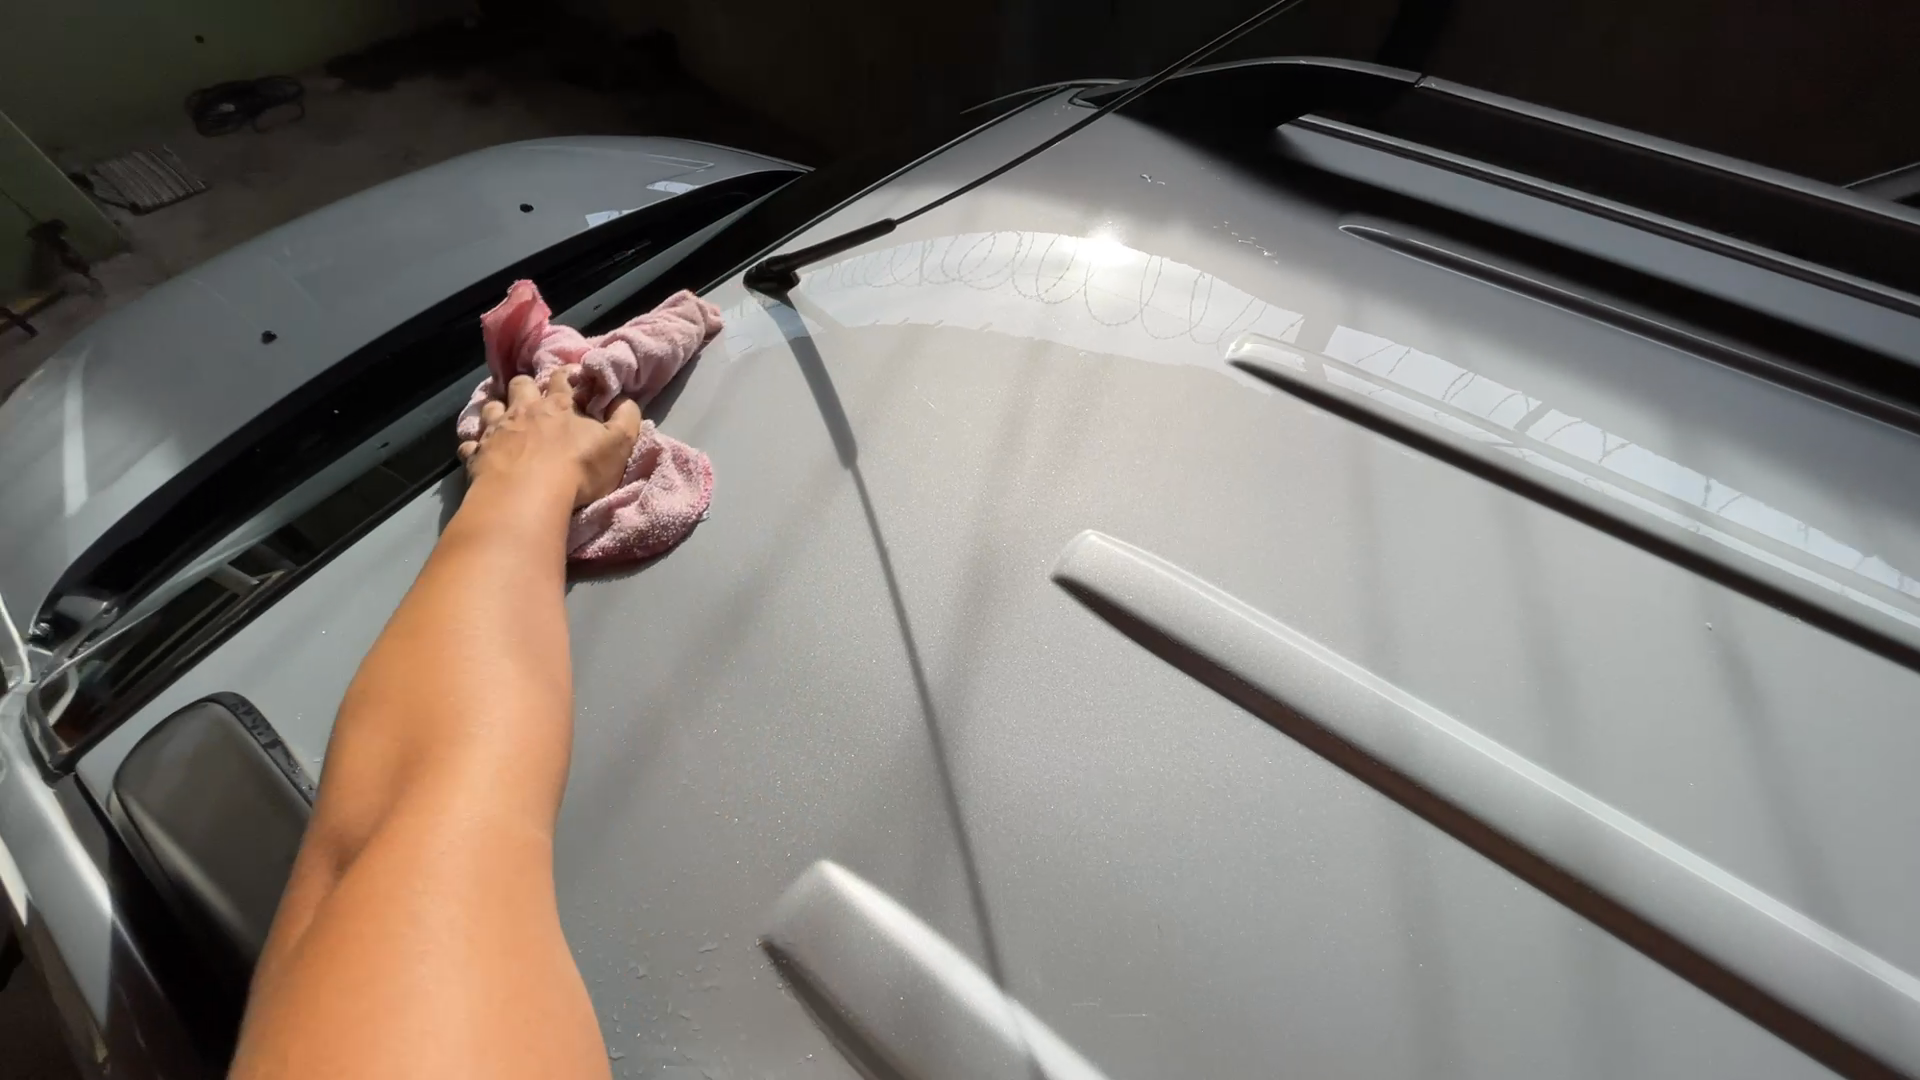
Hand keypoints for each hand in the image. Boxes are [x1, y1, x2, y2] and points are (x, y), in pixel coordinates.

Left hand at [458, 369, 641, 507]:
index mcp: (559, 406)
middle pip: (521, 385)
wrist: (529, 494)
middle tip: (533, 397)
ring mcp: (497, 430)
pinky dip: (476, 445)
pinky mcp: (478, 454)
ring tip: (504, 418)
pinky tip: (482, 451)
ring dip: (497, 409)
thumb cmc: (579, 468)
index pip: (562, 378)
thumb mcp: (618, 444)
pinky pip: (470, 444)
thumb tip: (626, 400)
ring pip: (491, 407)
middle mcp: (524, 410)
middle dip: (527, 386)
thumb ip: (626, 419)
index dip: (567, 374)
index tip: (572, 375)